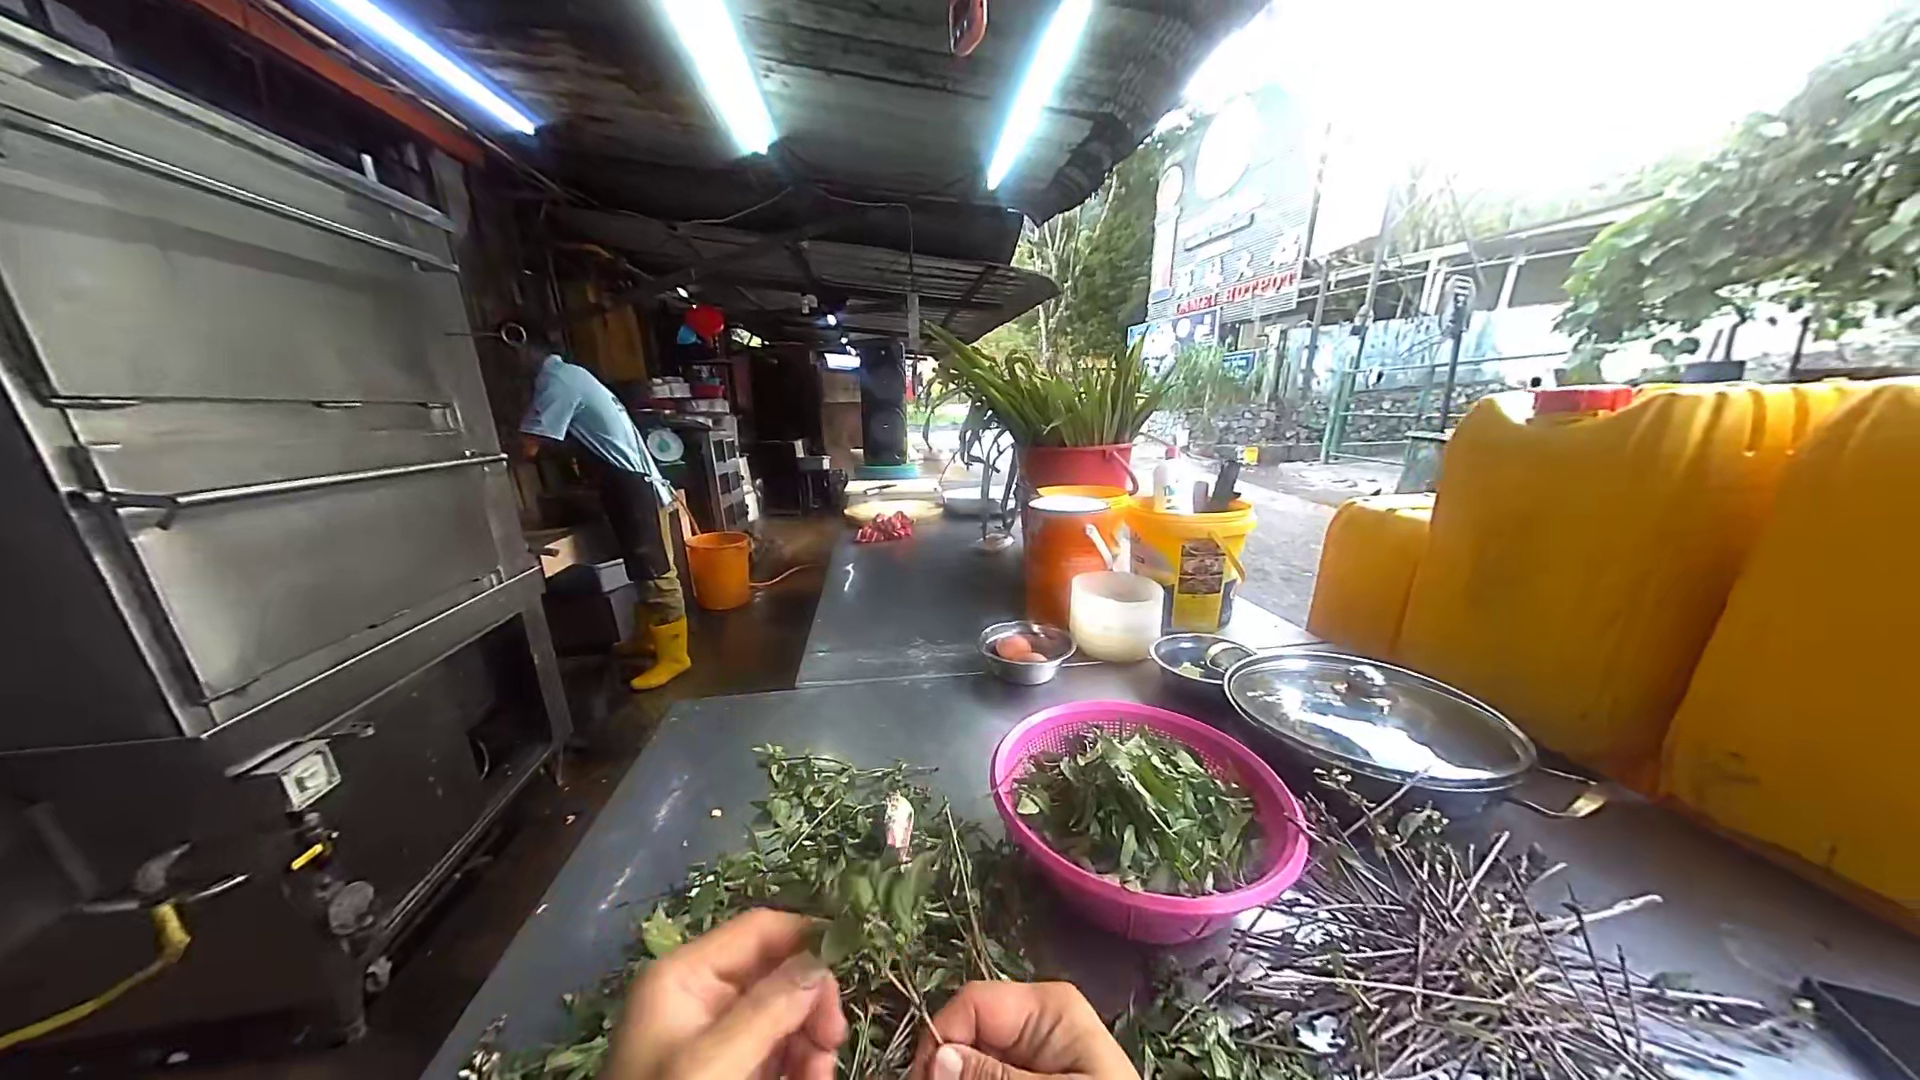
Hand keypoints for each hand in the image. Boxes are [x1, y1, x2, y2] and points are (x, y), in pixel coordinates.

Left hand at [604, 909, 846, 1079]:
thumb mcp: (711, 1064)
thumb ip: (768, 1009)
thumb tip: (820, 963)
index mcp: (686, 975)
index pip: (760, 929)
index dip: (806, 936)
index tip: (847, 964)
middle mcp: (703, 994)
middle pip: (778, 970)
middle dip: (811, 1000)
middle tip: (833, 1037)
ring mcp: (716, 1034)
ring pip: (785, 1011)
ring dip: (812, 1036)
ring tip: (821, 1071)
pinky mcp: (728, 1068)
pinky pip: (777, 1047)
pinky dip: (800, 1060)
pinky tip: (811, 1077)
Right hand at [912, 982, 1138, 1079]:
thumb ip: (998, 1078)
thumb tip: (938, 1057)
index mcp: (1046, 1006)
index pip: (974, 1002)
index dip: (941, 1037)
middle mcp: (1035, 1019)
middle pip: (971, 1032)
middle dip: (948, 1067)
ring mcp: (1034, 1049)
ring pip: (976, 1058)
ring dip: (960, 1077)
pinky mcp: (1033, 1072)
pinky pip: (994, 1072)